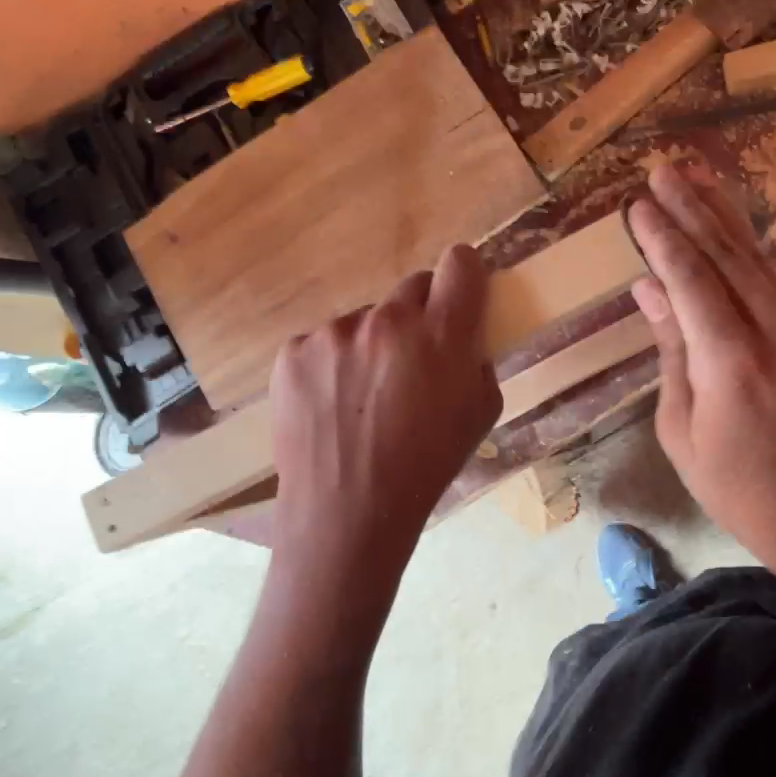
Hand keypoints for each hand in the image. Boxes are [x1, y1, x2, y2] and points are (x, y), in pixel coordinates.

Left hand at [266, 245, 502, 560]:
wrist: (347, 514)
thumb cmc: (427, 466)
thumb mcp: (482, 413)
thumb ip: (476, 360)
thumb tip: (463, 338)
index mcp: (441, 333)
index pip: (460, 262)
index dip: (464, 276)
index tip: (461, 297)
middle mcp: (387, 320)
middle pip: (413, 286)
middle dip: (420, 315)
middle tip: (413, 361)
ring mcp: (335, 333)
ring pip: (366, 320)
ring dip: (373, 344)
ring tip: (364, 397)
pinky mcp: (294, 351)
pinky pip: (324, 343)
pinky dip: (332, 365)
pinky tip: (332, 405)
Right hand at [627, 165, 775, 581]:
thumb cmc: (745, 491)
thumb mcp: (684, 432)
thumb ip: (671, 353)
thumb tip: (650, 290)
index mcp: (732, 361)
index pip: (690, 279)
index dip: (662, 237)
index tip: (638, 202)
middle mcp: (774, 331)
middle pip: (727, 254)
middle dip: (693, 208)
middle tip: (663, 168)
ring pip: (755, 260)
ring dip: (722, 217)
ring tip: (695, 177)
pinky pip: (771, 282)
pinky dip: (744, 251)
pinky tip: (727, 231)